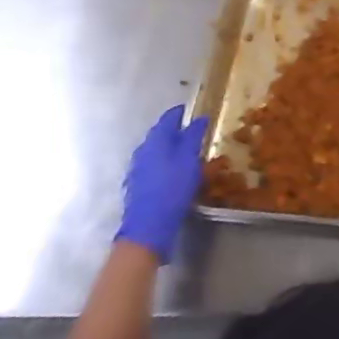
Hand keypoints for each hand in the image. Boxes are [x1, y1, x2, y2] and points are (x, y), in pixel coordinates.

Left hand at [117, 105, 209, 262]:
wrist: (148, 226)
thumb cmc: (172, 189)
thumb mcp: (189, 160)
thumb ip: (193, 137)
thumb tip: (199, 118)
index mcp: (156, 140)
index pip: (170, 117)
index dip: (183, 113)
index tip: (196, 112)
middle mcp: (143, 150)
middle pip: (162, 134)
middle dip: (179, 132)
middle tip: (198, 134)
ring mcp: (138, 168)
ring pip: (158, 152)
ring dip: (173, 150)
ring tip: (191, 156)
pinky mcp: (139, 185)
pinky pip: (156, 167)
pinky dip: (168, 166)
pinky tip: (178, 176)